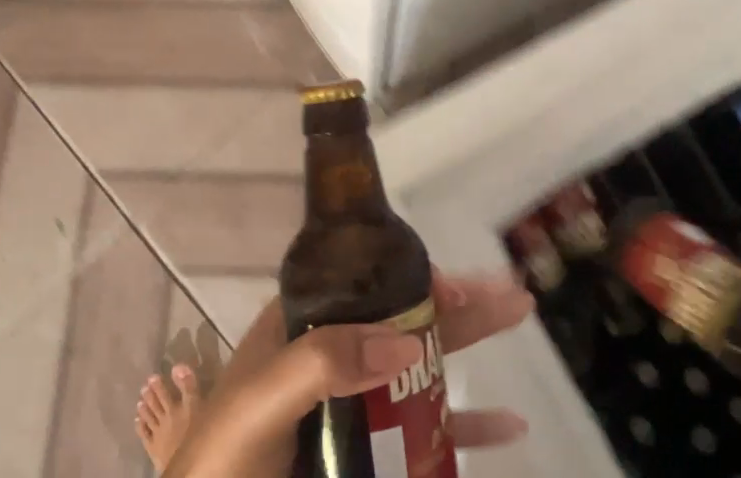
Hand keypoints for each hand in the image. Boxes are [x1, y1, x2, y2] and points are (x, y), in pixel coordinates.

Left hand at [163, 272, 534, 477]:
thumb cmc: (224, 462)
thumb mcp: (259, 403)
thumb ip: (319, 365)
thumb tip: (404, 342)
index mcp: (302, 329)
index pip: (367, 287)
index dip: (416, 281)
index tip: (458, 290)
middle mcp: (332, 359)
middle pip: (407, 322)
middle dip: (460, 307)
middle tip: (513, 298)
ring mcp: (353, 407)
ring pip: (422, 370)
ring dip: (469, 351)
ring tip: (516, 328)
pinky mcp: (367, 454)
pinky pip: (426, 432)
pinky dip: (467, 425)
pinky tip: (506, 426)